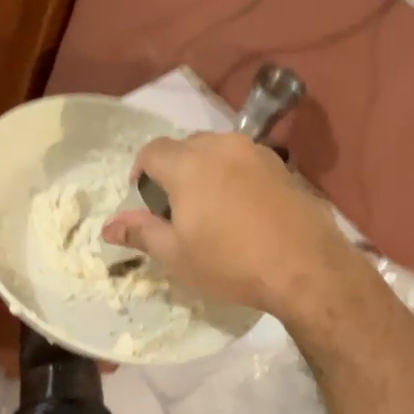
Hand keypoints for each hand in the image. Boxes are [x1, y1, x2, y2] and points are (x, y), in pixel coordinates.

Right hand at [102, 133, 352, 311]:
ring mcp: (256, 152)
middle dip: (172, 171)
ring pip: (216, 152)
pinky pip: (243, 162)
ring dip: (203, 173)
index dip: (140, 174)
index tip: (144, 203)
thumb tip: (109, 227)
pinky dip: (232, 178)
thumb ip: (140, 233)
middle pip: (184, 147)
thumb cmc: (229, 263)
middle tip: (174, 211)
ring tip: (207, 210)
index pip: (151, 152)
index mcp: (188, 165)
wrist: (304, 267)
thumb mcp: (175, 255)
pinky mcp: (281, 166)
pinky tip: (239, 212)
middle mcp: (221, 147)